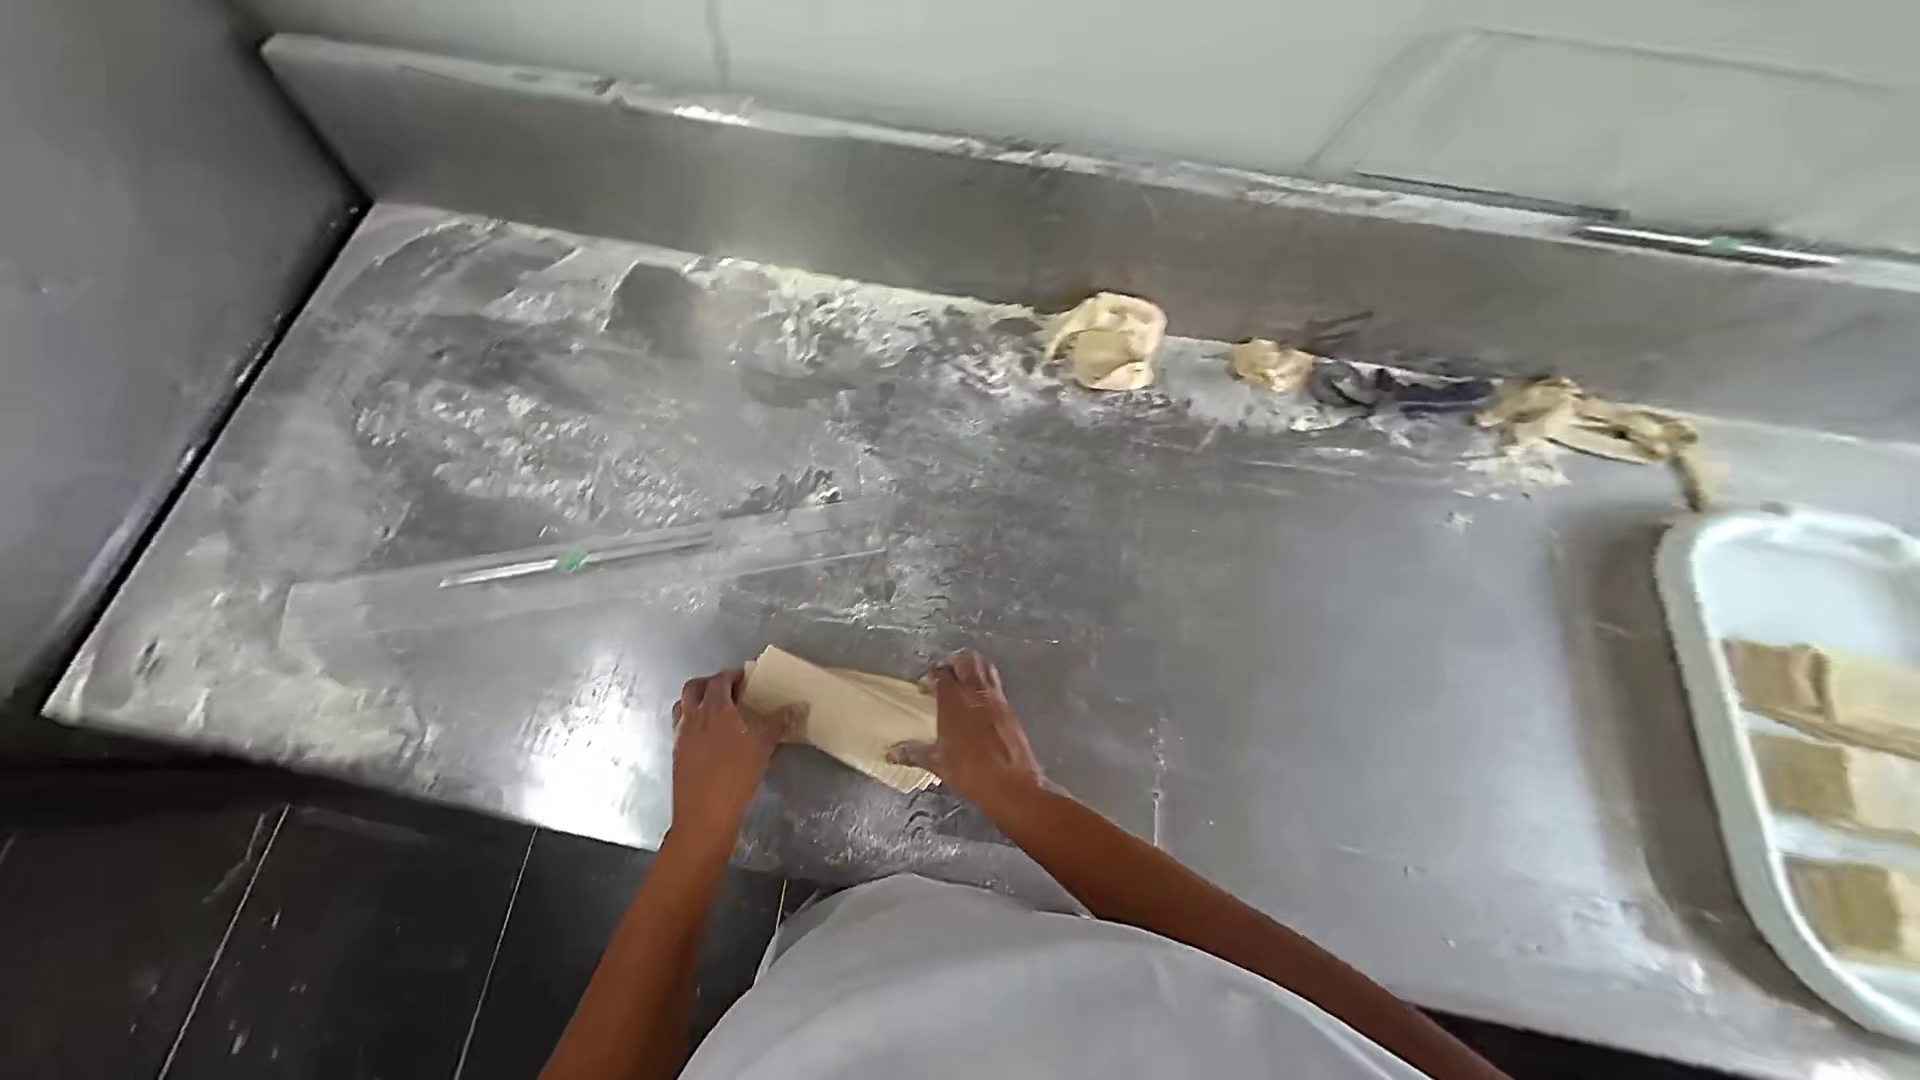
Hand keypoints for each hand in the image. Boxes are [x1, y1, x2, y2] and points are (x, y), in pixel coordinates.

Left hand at [670, 672, 801, 846]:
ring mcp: (681, 736)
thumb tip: (800, 706)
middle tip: (731, 691)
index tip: (747, 680)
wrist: (705, 816)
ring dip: (698, 701)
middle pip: (694, 687)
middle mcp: (693, 717)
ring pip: (683, 705)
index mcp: (715, 709)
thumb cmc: (736, 775)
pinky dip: (694, 722)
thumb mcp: (764, 745)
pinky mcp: (676, 754)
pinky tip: (710, 737)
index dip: (733, 675)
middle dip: (711, 683)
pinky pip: (682, 727)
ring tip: (718, 711)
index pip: (720, 680)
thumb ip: (781, 722)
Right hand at [888, 649, 1049, 809]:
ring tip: (964, 681)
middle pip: (966, 661)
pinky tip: (980, 702)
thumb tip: (892, 754)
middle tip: (946, 674)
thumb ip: (914, 754)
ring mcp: (996, 699)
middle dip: (954, 662)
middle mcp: (976, 694)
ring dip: (973, 668)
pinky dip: (986, 686)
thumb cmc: (971, 773)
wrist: (1012, 784)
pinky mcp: (1010, 709)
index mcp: (954, 702)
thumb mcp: (938, 764)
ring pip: (985, 668)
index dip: (932, 675)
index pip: (942, 674)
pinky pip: (997, 686)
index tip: (926, 684)